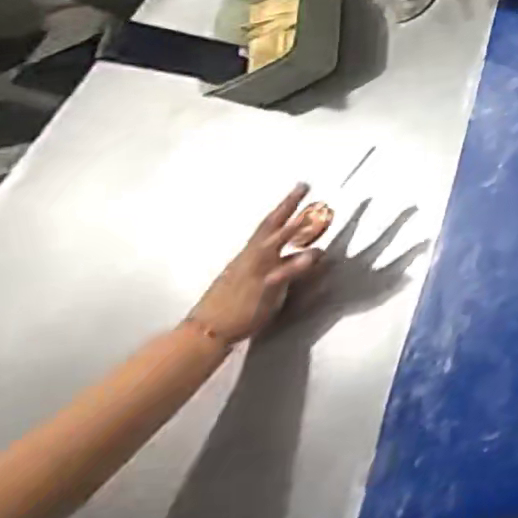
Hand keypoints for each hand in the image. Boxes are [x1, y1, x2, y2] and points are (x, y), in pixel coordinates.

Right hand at [187, 183, 333, 343]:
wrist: (204, 331)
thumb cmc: (228, 304)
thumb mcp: (251, 277)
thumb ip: (275, 263)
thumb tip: (302, 254)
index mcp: (249, 254)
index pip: (269, 224)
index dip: (285, 205)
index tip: (301, 187)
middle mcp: (253, 258)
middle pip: (271, 225)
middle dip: (288, 204)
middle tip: (304, 186)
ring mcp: (257, 271)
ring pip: (274, 244)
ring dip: (293, 228)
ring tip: (311, 214)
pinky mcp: (263, 289)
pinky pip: (281, 274)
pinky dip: (296, 264)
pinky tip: (312, 257)